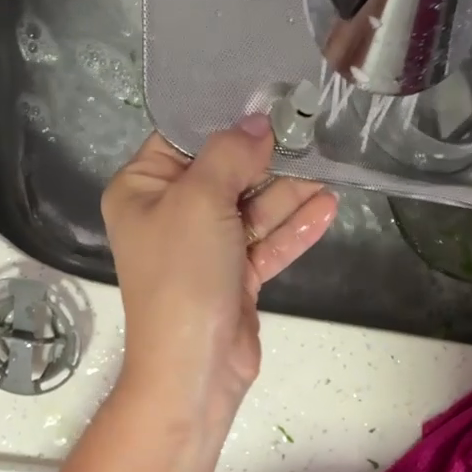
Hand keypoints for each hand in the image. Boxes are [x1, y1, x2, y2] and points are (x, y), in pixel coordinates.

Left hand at [101, 118, 338, 437]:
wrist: (193, 369)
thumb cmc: (183, 277)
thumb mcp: (200, 201)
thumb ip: (230, 155)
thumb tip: (258, 125)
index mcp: (143, 190)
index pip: (184, 140)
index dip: (225, 122)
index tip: (269, 103)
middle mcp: (171, 216)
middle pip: (225, 174)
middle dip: (266, 161)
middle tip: (309, 134)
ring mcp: (205, 251)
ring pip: (251, 212)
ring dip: (288, 196)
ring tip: (328, 172)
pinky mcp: (235, 281)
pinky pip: (265, 246)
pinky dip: (292, 230)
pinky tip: (325, 209)